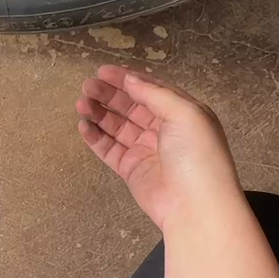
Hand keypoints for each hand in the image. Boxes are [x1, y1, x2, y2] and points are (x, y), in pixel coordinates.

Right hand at [76, 64, 240, 230]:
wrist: (195, 206)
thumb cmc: (197, 156)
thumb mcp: (185, 114)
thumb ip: (155, 93)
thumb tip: (130, 79)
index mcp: (181, 113)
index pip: (150, 90)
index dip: (127, 79)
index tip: (103, 71)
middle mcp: (163, 129)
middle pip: (130, 106)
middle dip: (108, 94)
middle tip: (87, 86)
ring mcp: (145, 149)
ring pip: (116, 125)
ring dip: (98, 113)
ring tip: (81, 104)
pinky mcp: (130, 169)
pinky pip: (108, 148)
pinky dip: (95, 136)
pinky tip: (83, 125)